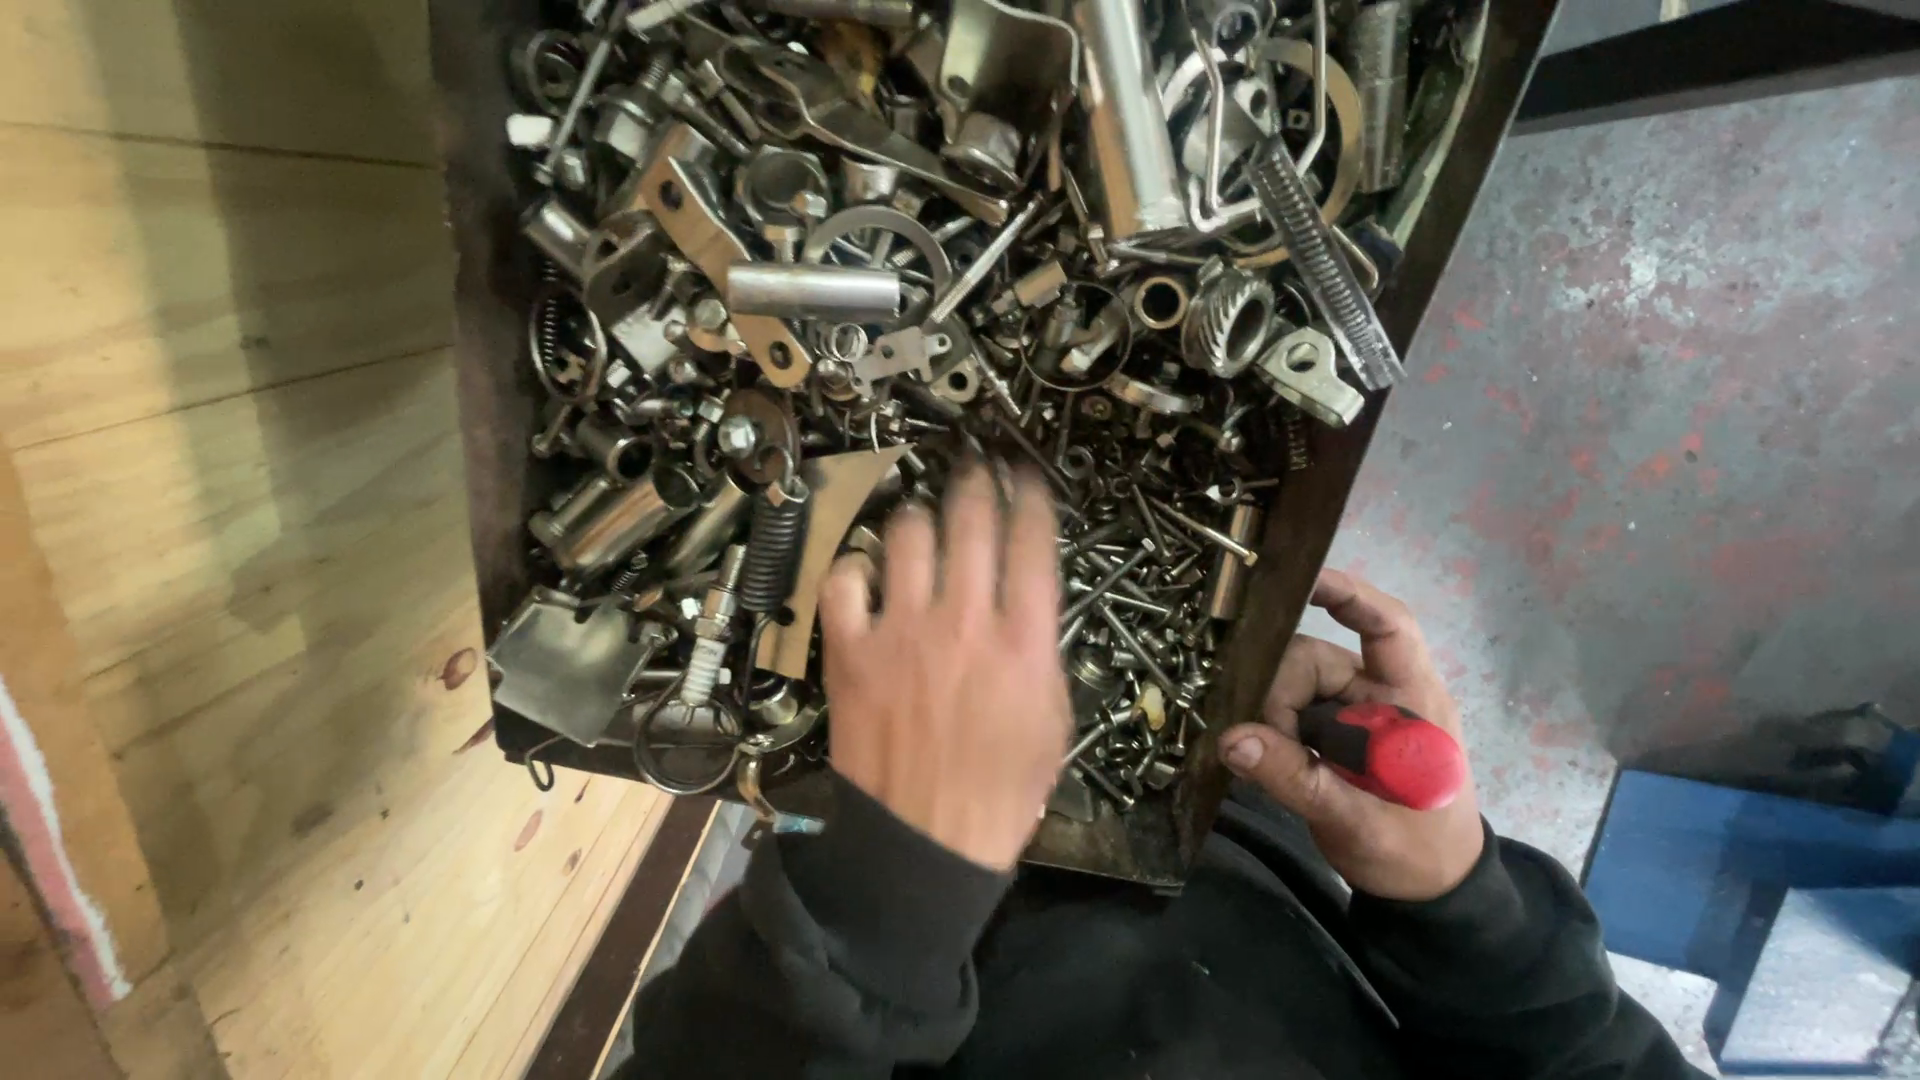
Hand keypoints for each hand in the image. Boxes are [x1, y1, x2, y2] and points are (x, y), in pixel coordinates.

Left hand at [818, 466, 1071, 871]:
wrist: (922, 841)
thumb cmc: (1000, 791)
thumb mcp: (1053, 722)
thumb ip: (1042, 653)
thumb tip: (1026, 609)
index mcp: (1021, 640)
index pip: (1030, 540)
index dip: (1029, 495)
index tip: (1024, 477)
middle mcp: (962, 620)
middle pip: (969, 519)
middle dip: (976, 480)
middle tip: (975, 467)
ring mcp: (900, 631)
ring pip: (907, 536)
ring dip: (919, 515)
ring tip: (923, 514)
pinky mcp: (852, 650)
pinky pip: (844, 582)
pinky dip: (854, 569)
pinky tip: (865, 572)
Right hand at [1217, 568, 1483, 900]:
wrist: (1427, 895)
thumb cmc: (1413, 854)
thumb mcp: (1355, 821)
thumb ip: (1295, 778)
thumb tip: (1231, 739)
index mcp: (1411, 700)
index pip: (1388, 627)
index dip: (1349, 596)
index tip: (1298, 581)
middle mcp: (1379, 693)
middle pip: (1313, 658)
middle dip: (1280, 695)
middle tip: (1268, 744)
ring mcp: (1352, 712)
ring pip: (1290, 683)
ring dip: (1271, 715)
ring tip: (1269, 759)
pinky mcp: (1330, 730)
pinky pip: (1286, 707)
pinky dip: (1269, 725)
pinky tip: (1259, 750)